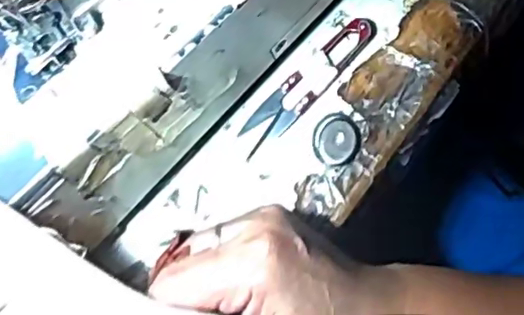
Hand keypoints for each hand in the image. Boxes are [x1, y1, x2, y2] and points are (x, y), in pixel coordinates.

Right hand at [147, 207, 395, 314]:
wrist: (373, 311)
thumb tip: (161, 307)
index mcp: (254, 254)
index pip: (169, 282)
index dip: (159, 309)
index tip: (149, 314)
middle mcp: (260, 223)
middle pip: (182, 262)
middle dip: (181, 299)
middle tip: (204, 313)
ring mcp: (268, 217)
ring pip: (200, 252)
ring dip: (199, 286)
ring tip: (224, 307)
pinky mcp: (274, 222)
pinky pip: (224, 245)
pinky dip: (219, 274)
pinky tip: (235, 298)